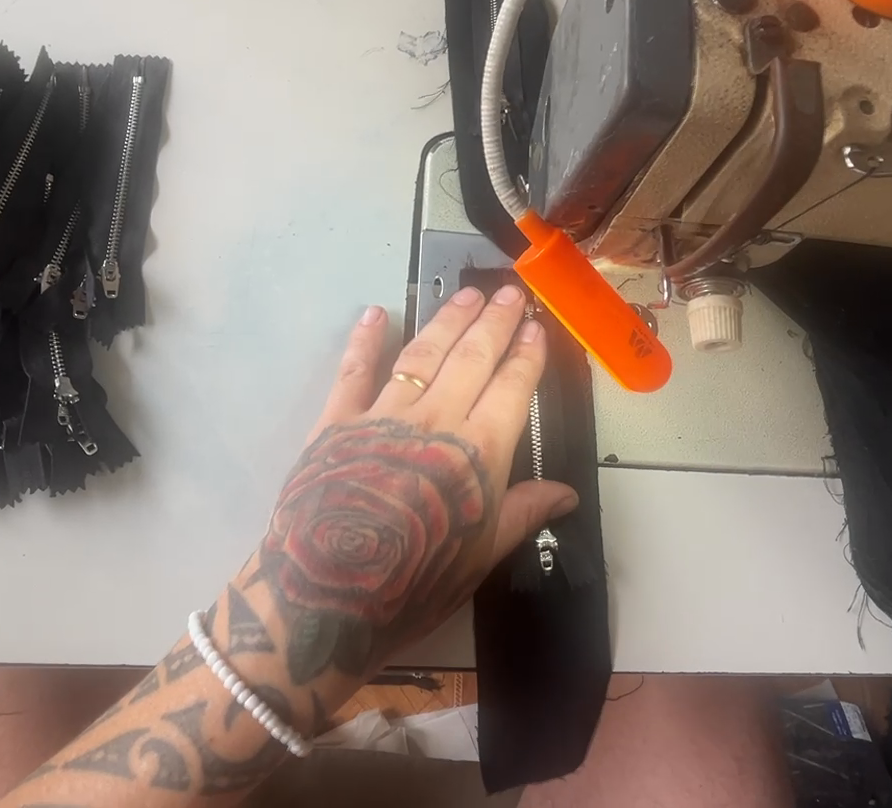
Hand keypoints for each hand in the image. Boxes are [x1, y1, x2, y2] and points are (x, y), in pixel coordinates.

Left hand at [245, 285, 574, 687]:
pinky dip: (365, 340)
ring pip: (423, 352)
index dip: (527, 355)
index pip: (512, 387)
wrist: (323, 599)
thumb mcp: (482, 555)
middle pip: (473, 356)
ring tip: (468, 294)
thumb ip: (524, 512)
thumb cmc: (414, 582)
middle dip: (495, 321)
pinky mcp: (337, 420)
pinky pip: (354, 371)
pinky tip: (374, 314)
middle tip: (510, 292)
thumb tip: (568, 493)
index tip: (537, 327)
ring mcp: (383, 413)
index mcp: (479, 450)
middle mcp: (436, 418)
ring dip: (448, 319)